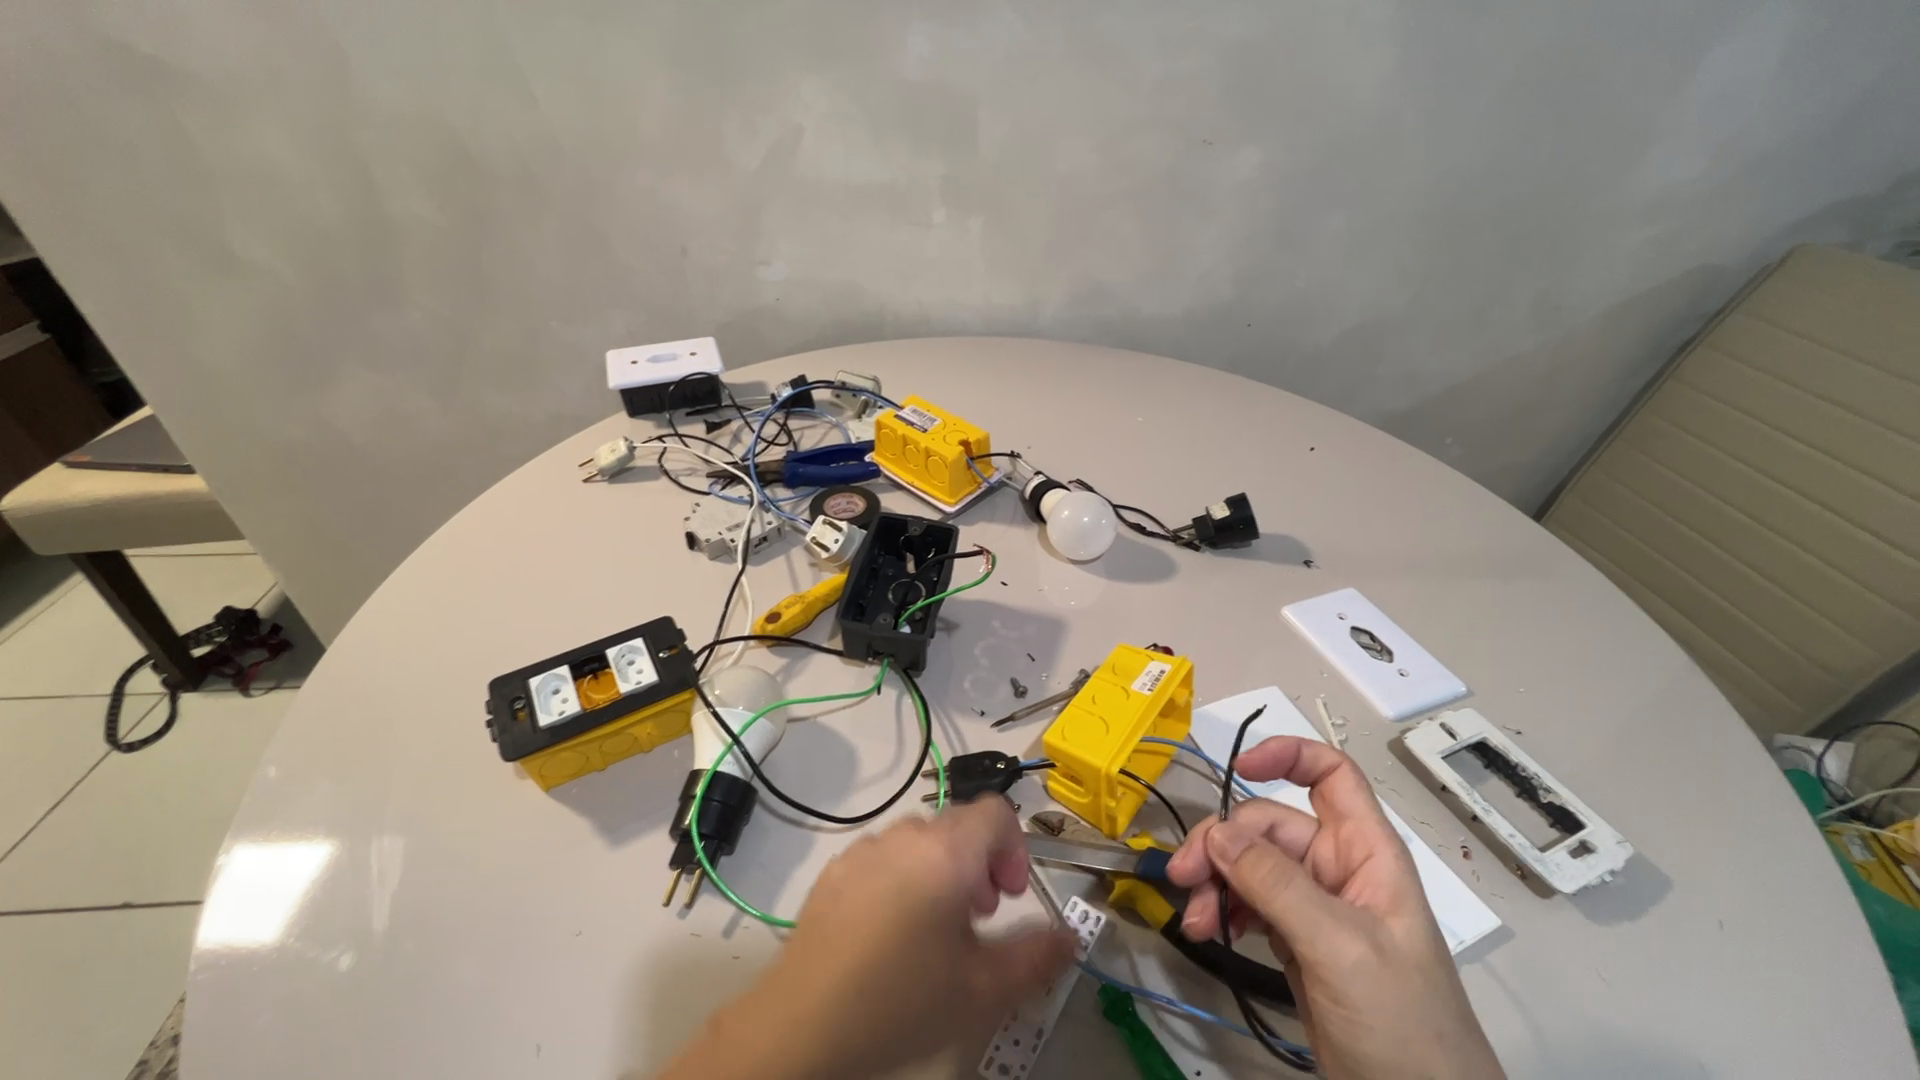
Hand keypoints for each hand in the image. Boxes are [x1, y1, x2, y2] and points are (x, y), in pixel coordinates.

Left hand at [658, 799, 1074, 1079]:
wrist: (803, 1023)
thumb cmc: (902, 1000)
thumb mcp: (982, 989)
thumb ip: (1036, 956)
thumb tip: (1069, 937)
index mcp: (946, 853)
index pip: (996, 812)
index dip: (1015, 848)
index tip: (1009, 898)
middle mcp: (904, 837)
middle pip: (958, 825)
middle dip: (981, 863)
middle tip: (979, 917)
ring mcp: (862, 851)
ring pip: (919, 841)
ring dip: (942, 869)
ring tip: (936, 928)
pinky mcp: (833, 872)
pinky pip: (883, 857)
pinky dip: (903, 876)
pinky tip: (890, 932)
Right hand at [1166, 736, 1503, 1079]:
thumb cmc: (1401, 1022)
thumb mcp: (1339, 947)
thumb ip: (1277, 885)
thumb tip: (1216, 833)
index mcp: (1366, 852)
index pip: (1331, 776)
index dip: (1288, 756)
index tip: (1238, 767)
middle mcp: (1338, 867)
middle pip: (1268, 825)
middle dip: (1223, 844)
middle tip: (1184, 878)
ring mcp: (1314, 904)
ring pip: (1249, 863)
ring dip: (1215, 881)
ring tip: (1196, 921)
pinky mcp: (1294, 938)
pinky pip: (1247, 901)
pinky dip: (1222, 909)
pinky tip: (1208, 931)